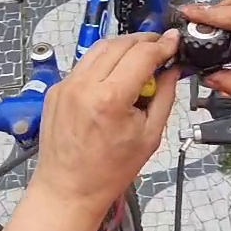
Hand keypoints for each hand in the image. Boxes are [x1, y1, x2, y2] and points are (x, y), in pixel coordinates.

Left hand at [30, 31, 179, 213]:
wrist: (69, 189)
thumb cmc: (110, 171)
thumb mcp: (150, 136)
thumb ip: (165, 96)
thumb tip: (172, 69)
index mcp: (110, 98)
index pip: (142, 55)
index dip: (162, 45)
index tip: (174, 41)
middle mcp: (84, 86)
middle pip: (119, 44)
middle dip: (144, 41)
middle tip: (161, 47)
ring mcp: (65, 85)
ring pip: (99, 48)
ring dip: (122, 47)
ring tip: (139, 58)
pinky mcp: (56, 89)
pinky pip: (84, 65)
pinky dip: (103, 63)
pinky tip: (114, 77)